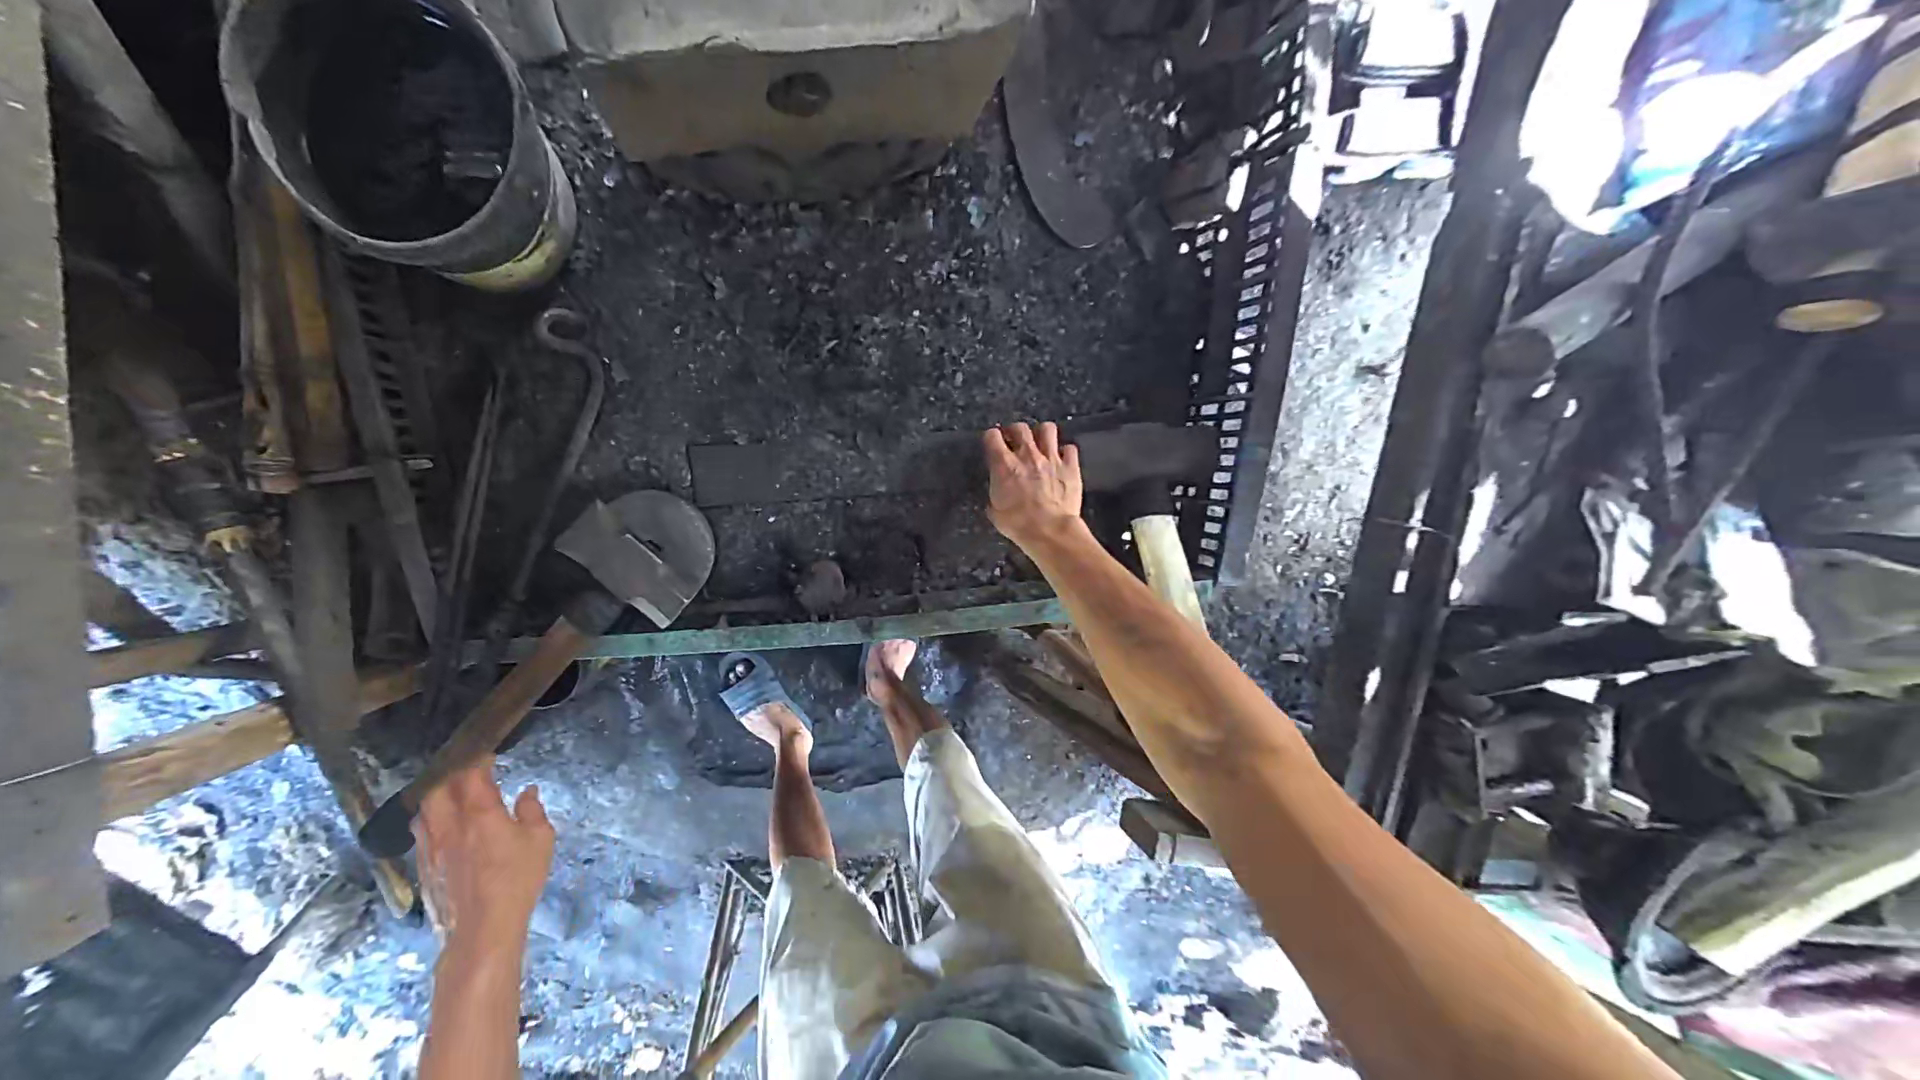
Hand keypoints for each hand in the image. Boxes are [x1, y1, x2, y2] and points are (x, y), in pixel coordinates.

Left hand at [413, 759, 554, 951]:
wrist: (481, 929)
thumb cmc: (517, 879)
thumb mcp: (540, 839)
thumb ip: (532, 811)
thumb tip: (527, 792)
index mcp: (479, 814)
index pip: (470, 775)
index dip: (477, 761)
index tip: (487, 754)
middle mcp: (449, 826)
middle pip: (436, 790)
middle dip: (450, 777)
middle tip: (467, 774)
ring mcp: (431, 849)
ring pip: (423, 813)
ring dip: (436, 800)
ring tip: (451, 798)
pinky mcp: (423, 870)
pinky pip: (422, 836)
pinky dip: (431, 823)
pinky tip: (445, 831)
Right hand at [984, 422, 1084, 550]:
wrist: (1050, 531)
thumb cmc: (1020, 524)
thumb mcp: (995, 511)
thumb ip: (995, 494)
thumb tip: (998, 493)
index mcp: (1004, 465)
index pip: (992, 436)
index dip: (992, 438)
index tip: (993, 442)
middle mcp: (1027, 456)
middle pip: (1020, 428)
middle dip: (1015, 431)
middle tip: (1015, 440)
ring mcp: (1051, 459)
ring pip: (1047, 429)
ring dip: (1042, 434)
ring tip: (1040, 443)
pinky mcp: (1070, 467)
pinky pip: (1070, 448)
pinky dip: (1066, 451)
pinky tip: (1062, 458)